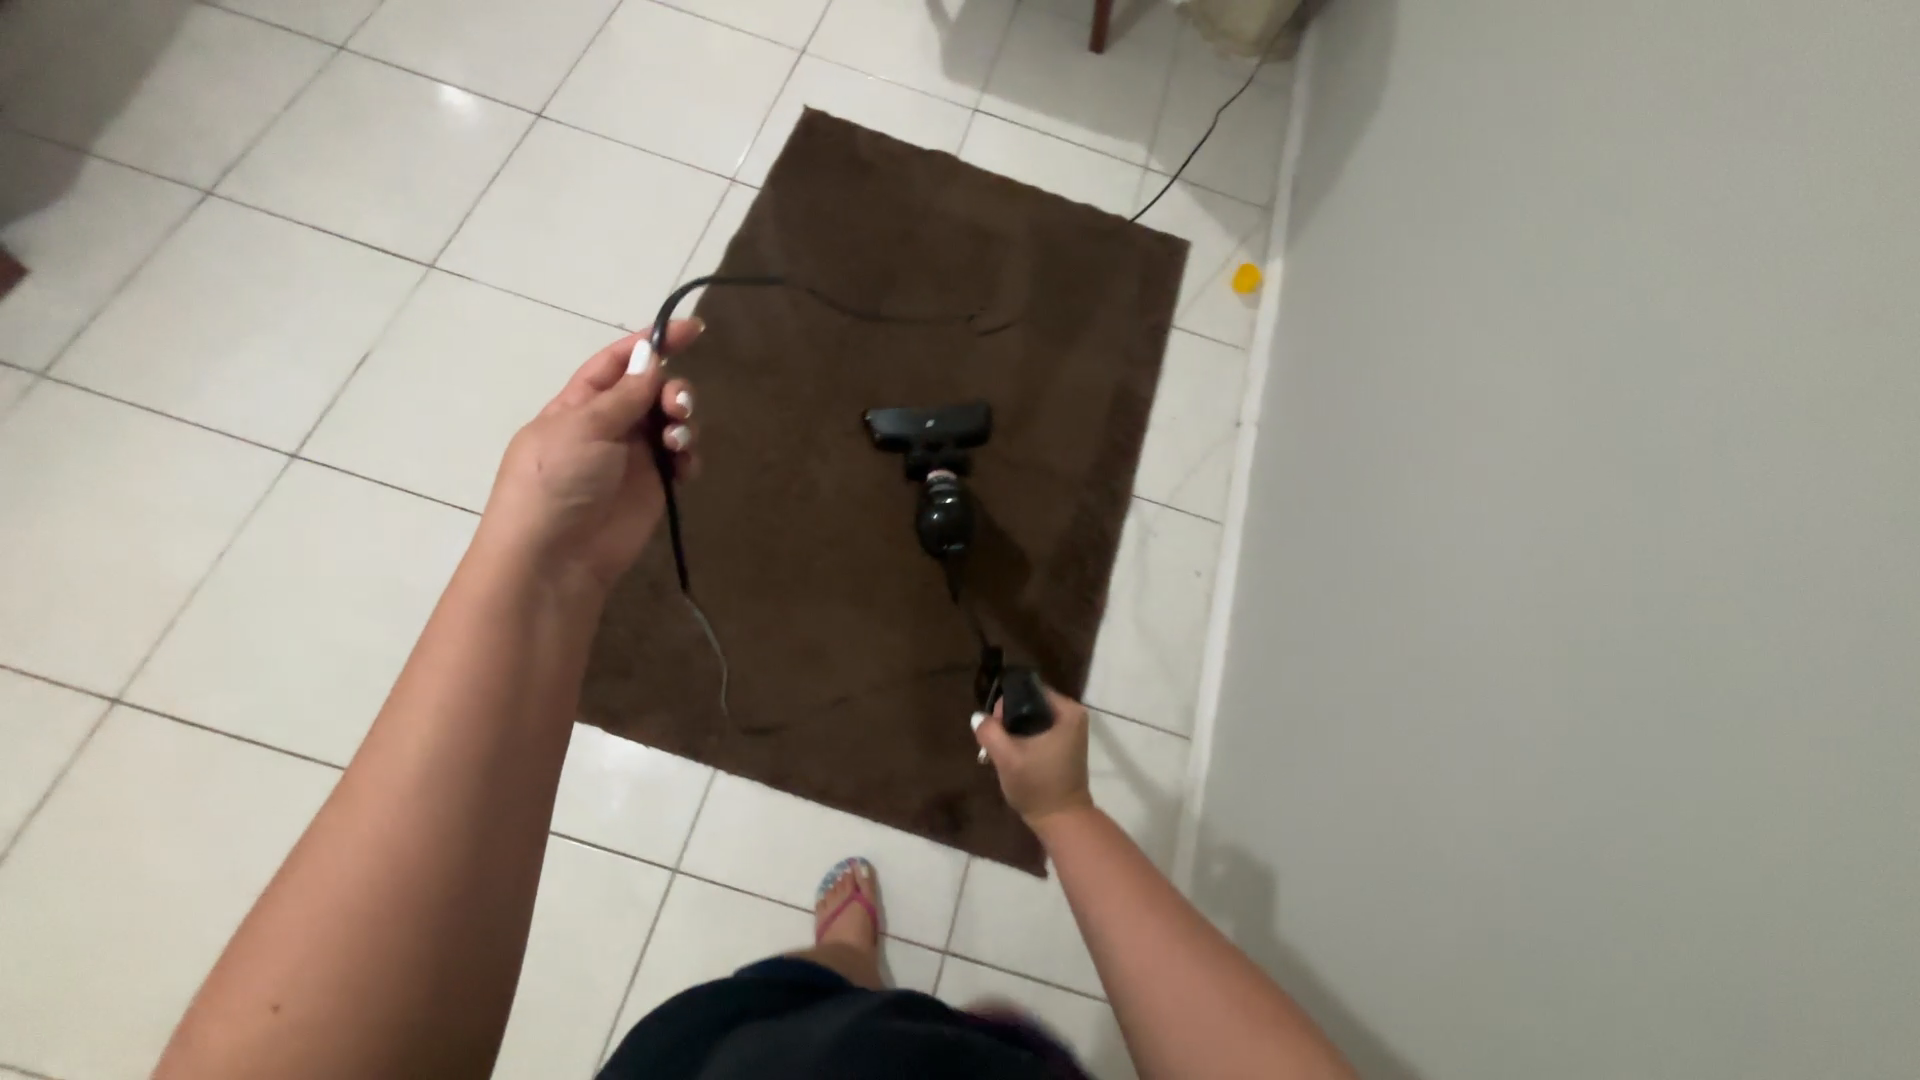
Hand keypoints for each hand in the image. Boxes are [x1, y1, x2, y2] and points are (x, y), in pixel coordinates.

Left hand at [477, 320, 701, 594]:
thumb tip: (651, 357)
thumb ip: (624, 394)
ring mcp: (633, 457)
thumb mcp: (584, 427)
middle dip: (672, 390)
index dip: (652, 343)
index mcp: (579, 403)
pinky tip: (685, 465)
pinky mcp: (655, 485)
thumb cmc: (556, 480)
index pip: (619, 362)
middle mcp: (609, 425)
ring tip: (678, 440)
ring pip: (671, 423)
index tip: (692, 329)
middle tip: (678, 406)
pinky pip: (682, 459)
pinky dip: (689, 455)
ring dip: (682, 423)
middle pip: (652, 390)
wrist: (557, 554)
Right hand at [974, 685, 1094, 824]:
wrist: (1062, 820)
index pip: (1028, 691)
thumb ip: (990, 732)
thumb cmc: (1038, 786)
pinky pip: (1040, 731)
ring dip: (1015, 733)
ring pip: (1032, 719)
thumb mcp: (1007, 758)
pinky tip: (1015, 757)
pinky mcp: (1066, 745)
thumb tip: (978, 716)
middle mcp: (1073, 715)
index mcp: (1067, 711)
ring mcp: (1071, 731)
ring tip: (1004, 752)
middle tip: (996, 744)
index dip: (1006, 705)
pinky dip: (1025, 740)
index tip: (995, 727)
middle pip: (1030, 704)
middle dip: (1009, 721)